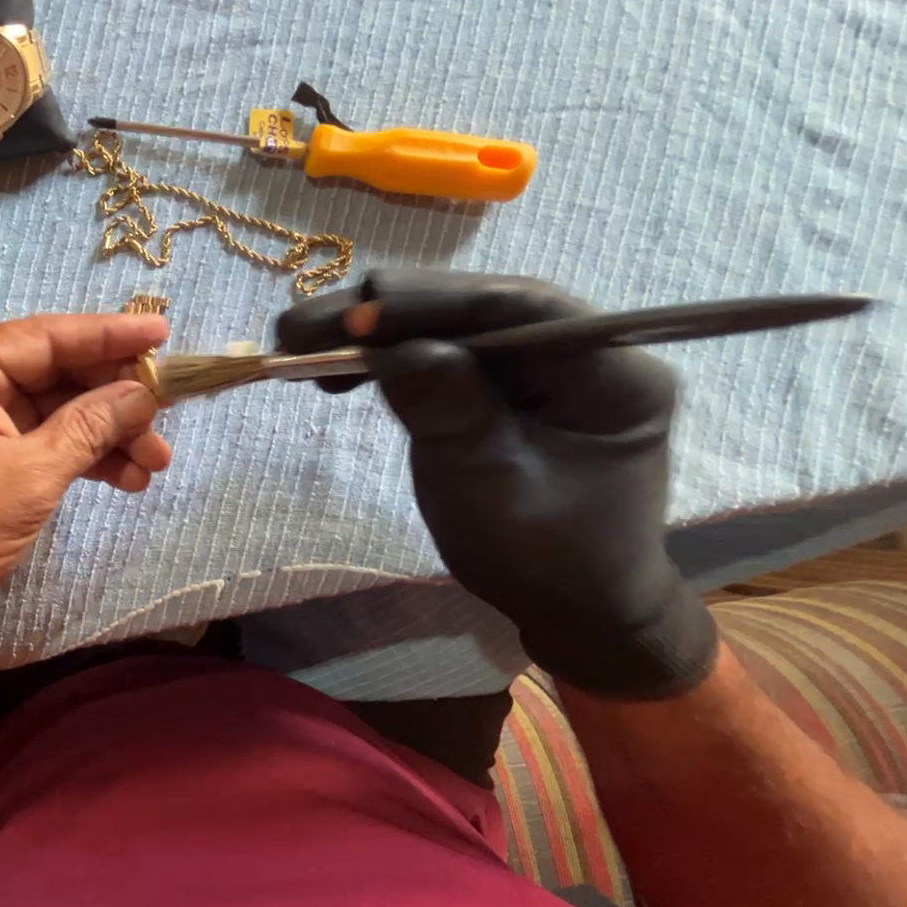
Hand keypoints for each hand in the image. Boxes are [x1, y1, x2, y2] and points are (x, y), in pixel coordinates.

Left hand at [0, 312, 171, 632]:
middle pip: (54, 372)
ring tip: (156, 463)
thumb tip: (143, 393)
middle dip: (114, 398)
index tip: (164, 334)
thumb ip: (90, 426)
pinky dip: (81, 457)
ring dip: (106, 434)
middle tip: (168, 415)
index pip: (45, 336)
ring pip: (54, 410)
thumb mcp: (30, 476)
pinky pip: (41, 440)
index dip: (109, 335)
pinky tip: (127, 479)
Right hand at [278, 269, 715, 698]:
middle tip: (296, 330)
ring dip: (368, 331)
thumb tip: (389, 350)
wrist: (568, 602)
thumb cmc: (542, 559)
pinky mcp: (494, 380)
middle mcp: (577, 348)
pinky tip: (336, 371)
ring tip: (297, 347)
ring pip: (443, 322)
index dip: (427, 306)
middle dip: (382, 312)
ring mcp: (533, 361)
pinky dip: (379, 357)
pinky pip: (433, 351)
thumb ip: (450, 414)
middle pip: (471, 304)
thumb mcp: (492, 491)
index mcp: (609, 373)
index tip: (352, 323)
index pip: (515, 309)